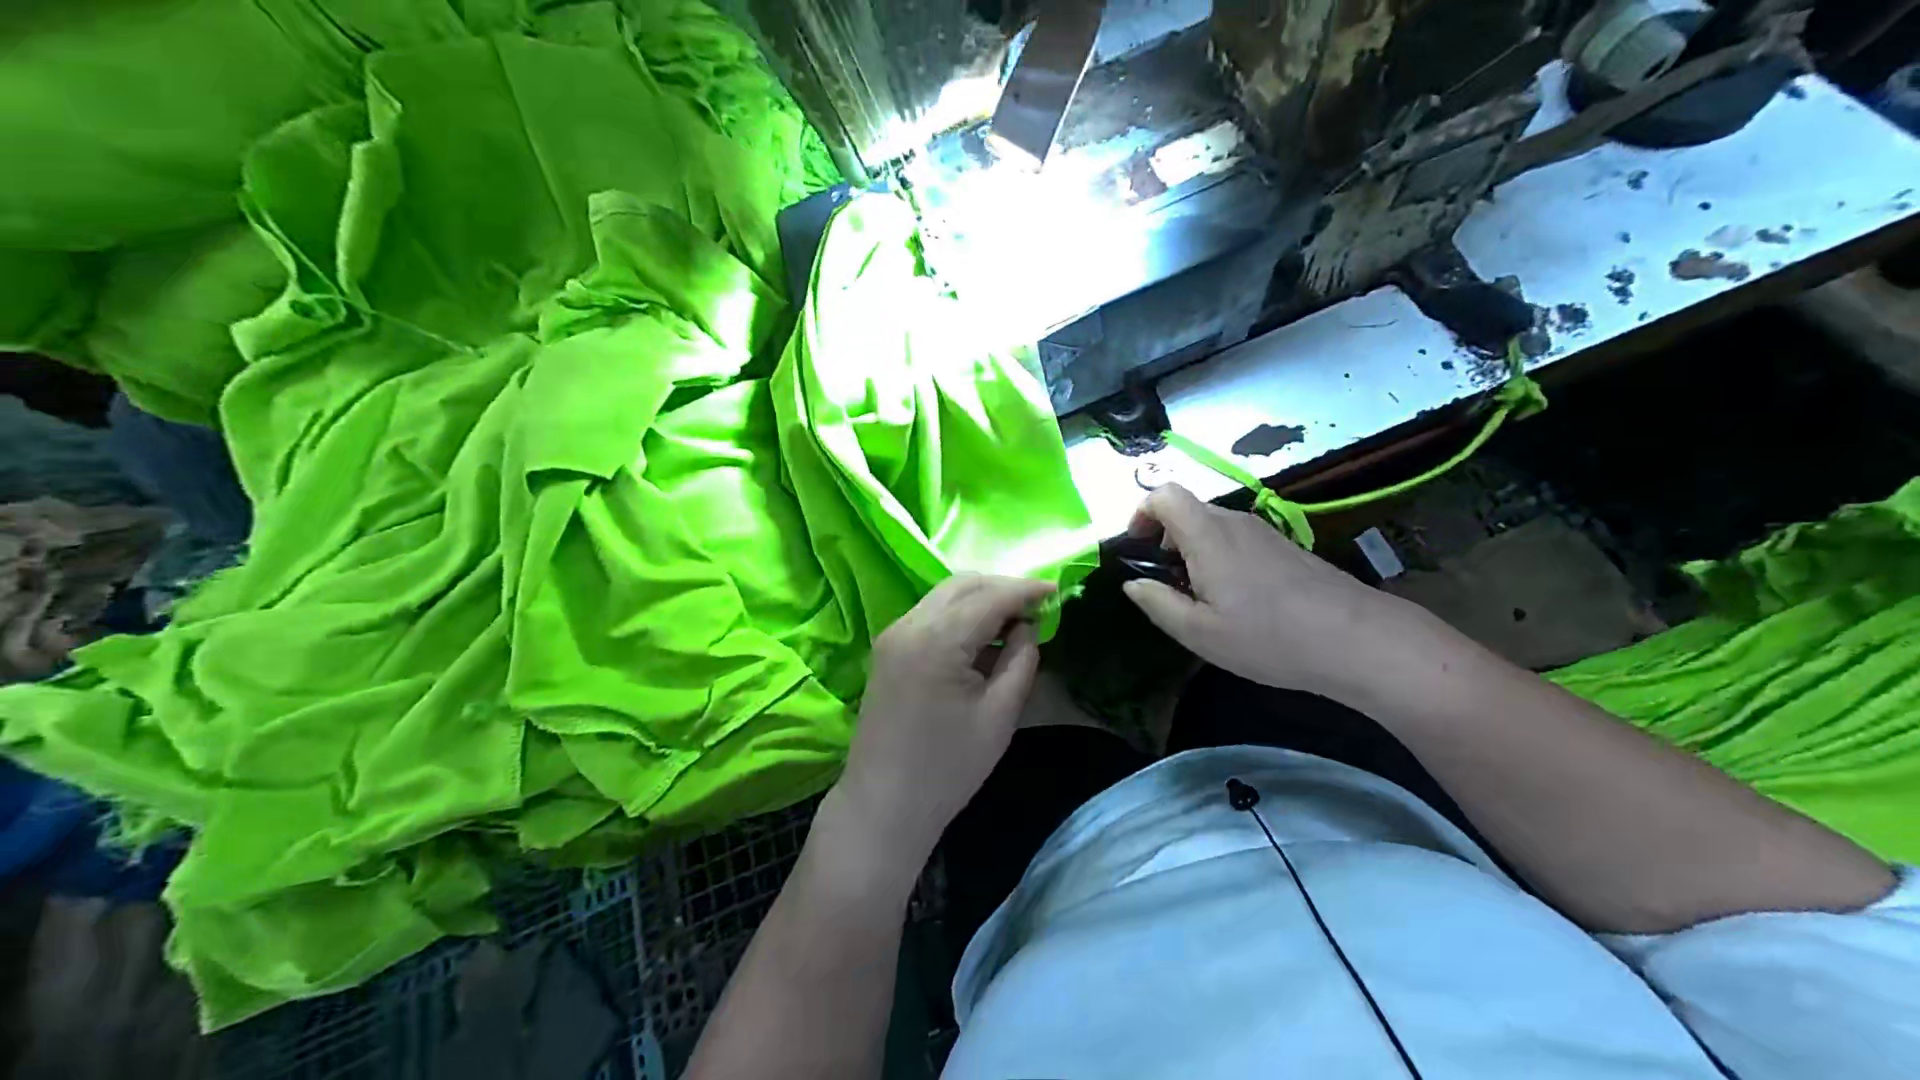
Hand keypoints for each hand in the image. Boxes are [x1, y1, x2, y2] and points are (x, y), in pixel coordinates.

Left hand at [834, 574, 1054, 857]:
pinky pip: (930, 614)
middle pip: (962, 585)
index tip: (1057, 590)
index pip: (989, 597)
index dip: (1026, 590)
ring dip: (980, 599)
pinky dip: (960, 614)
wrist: (884, 804)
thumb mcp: (999, 715)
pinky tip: (982, 636)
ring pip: (944, 596)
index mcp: (936, 639)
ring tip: (1015, 621)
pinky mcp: (887, 649)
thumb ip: (1020, 661)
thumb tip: (1027, 626)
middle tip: (1037, 606)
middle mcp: (909, 625)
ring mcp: (892, 635)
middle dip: (1002, 588)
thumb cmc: (948, 767)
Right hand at [1121, 484, 1445, 702]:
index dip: (1141, 513)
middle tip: (1167, 583)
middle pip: (1186, 509)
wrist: (1356, 639)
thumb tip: (1132, 584)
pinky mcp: (1283, 546)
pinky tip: (1236, 600)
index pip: (1163, 494)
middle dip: (1164, 538)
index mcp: (1207, 535)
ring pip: (1211, 525)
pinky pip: (1236, 538)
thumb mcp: (1198, 632)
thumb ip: (1157, 603)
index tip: (1138, 548)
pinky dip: (1219, 556)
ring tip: (1201, 597)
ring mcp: (1263, 532)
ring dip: (1192, 550)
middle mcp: (1234, 522)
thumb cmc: (1268, 637)